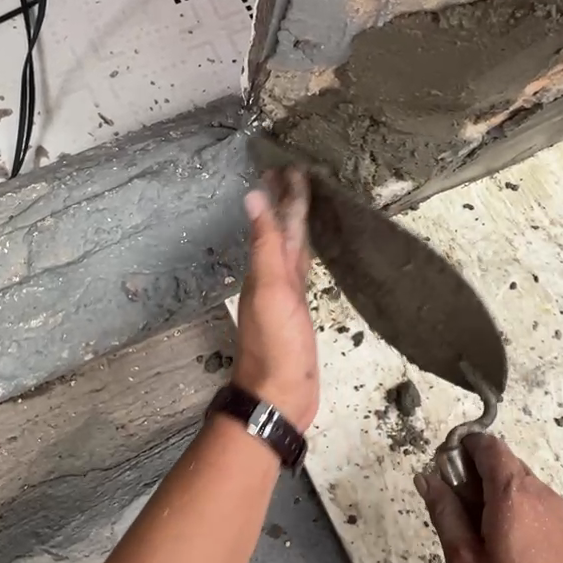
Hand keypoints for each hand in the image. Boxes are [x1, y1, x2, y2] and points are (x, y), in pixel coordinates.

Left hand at [232, 166, 317, 428]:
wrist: (280, 397)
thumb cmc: (276, 345)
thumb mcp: (270, 291)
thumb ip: (264, 245)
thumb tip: (251, 197)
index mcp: (267, 268)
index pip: (279, 221)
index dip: (285, 194)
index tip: (289, 165)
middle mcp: (274, 276)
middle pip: (284, 231)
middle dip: (289, 202)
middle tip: (298, 171)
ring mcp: (288, 295)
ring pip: (294, 248)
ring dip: (297, 224)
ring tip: (306, 199)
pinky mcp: (301, 313)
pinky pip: (304, 271)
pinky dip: (307, 254)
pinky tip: (311, 250)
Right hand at [415, 433, 562, 562]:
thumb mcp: (465, 562)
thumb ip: (444, 512)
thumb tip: (426, 477)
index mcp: (512, 493)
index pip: (486, 443)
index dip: (460, 448)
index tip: (444, 476)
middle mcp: (538, 491)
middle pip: (500, 460)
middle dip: (472, 474)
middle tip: (455, 512)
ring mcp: (556, 509)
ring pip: (514, 481)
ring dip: (489, 492)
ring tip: (475, 535)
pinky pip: (529, 500)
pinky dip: (508, 507)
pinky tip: (499, 546)